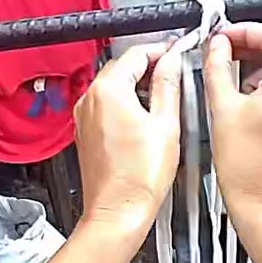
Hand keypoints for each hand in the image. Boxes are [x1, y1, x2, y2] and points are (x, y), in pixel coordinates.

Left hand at [73, 42, 183, 236]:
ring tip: (163, 98)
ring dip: (136, 86)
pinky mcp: (85, 134)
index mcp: (108, 90)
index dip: (162, 50)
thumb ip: (168, 85)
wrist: (118, 212)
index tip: (177, 52)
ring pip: (112, 87)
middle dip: (148, 67)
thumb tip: (172, 61)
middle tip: (174, 73)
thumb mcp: (166, 124)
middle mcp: (89, 100)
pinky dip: (124, 105)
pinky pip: (105, 108)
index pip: (136, 53)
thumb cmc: (139, 178)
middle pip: (121, 67)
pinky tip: (144, 120)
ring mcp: (83, 118)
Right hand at [205, 22, 261, 237]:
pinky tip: (242, 92)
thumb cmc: (245, 165)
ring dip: (258, 60)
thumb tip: (215, 46)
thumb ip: (216, 67)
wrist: (258, 198)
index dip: (247, 30)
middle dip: (253, 42)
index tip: (224, 35)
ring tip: (229, 70)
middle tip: (226, 47)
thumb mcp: (222, 107)